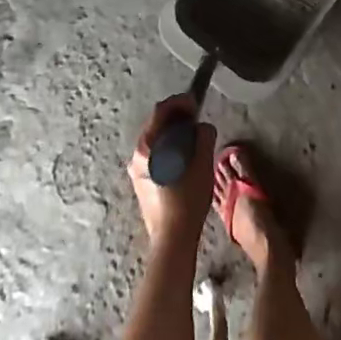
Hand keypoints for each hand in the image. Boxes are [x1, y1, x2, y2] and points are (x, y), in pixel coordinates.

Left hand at [126, 95, 214, 249]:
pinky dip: (170, 147)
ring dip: (173, 132)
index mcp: (147, 147)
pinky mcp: (142, 181)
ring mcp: (137, 169)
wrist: (172, 239)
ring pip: (156, 140)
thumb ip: (203, 139)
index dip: (179, 102)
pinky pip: (155, 154)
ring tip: (194, 134)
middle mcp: (137, 154)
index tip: (195, 100)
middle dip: (176, 116)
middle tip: (196, 115)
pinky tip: (185, 155)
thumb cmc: (186, 201)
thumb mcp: (202, 165)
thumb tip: (202, 127)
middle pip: (156, 124)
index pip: (160, 112)